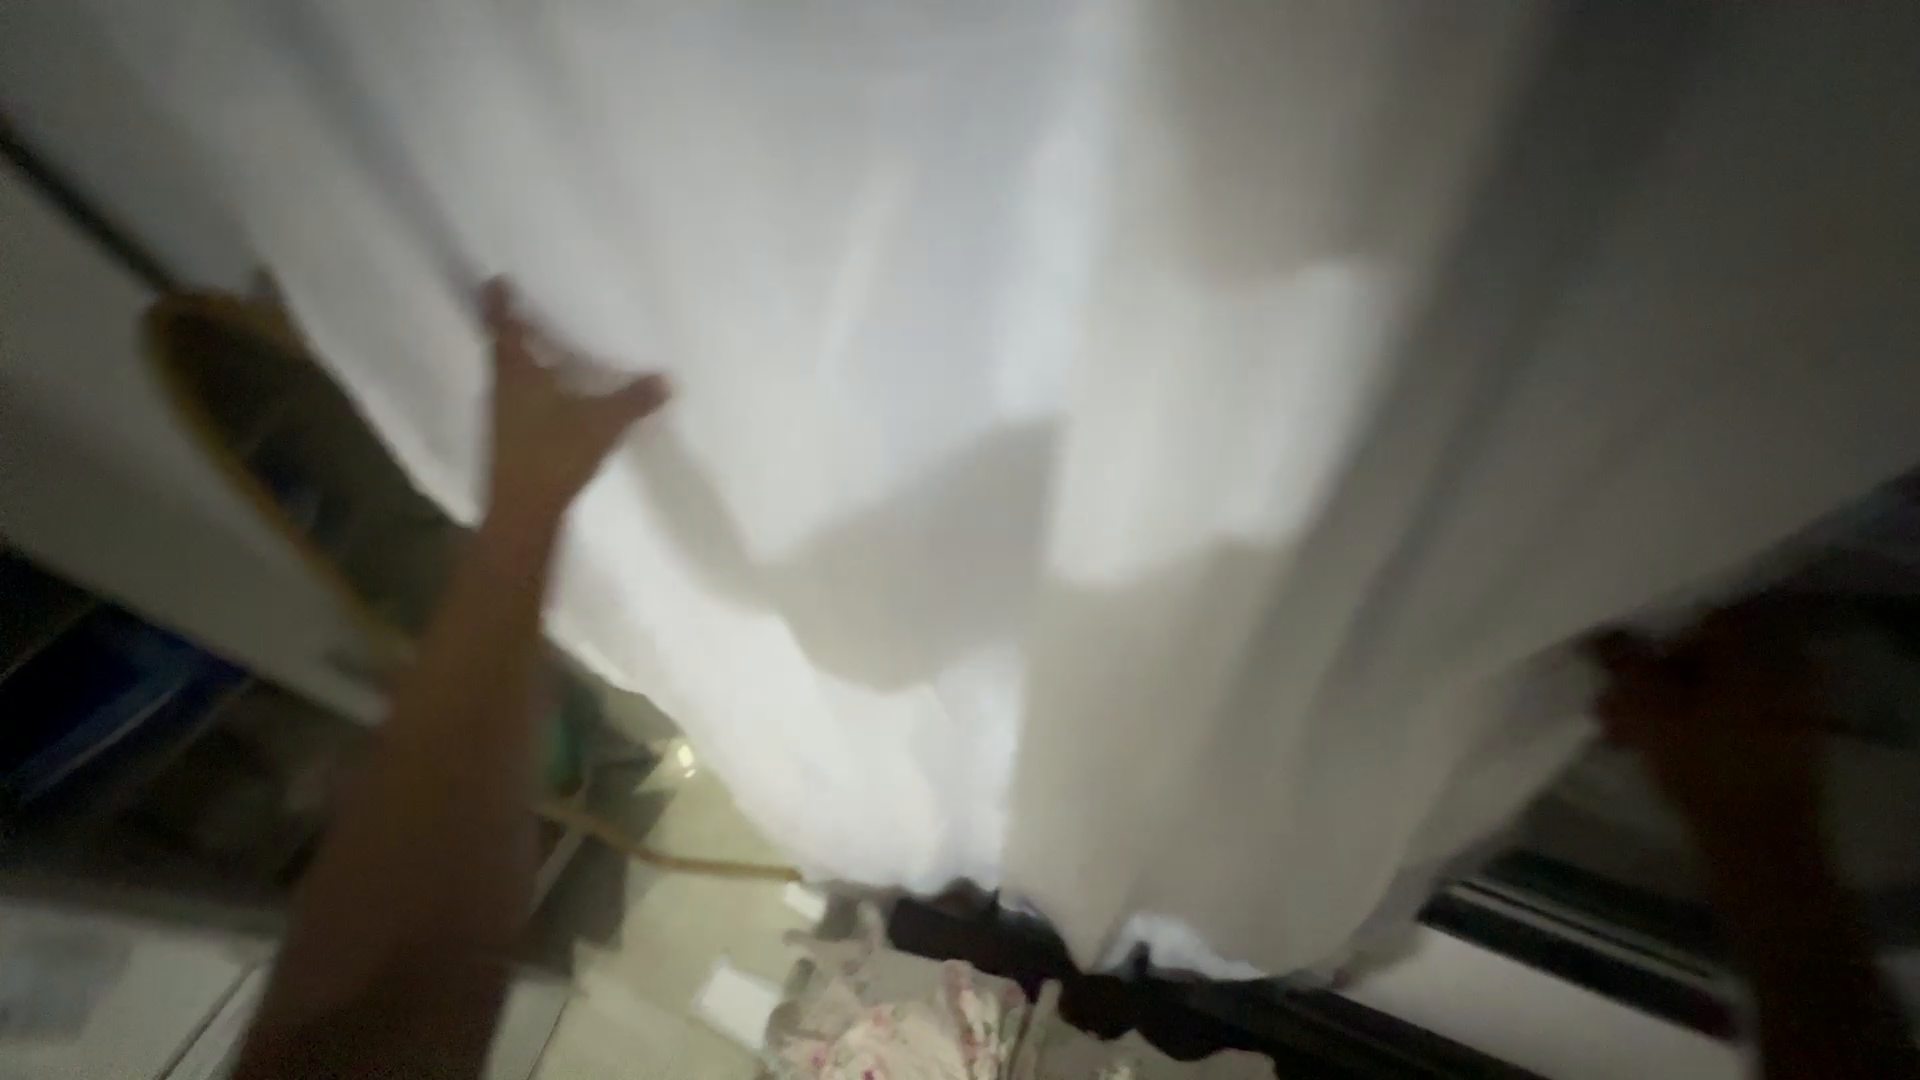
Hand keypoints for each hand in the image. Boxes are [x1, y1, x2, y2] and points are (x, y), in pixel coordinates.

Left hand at [481, 277, 671, 518]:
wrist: (523, 509)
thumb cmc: (555, 454)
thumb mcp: (602, 423)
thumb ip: (633, 400)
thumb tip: (666, 379)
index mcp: (516, 373)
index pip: (503, 327)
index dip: (500, 302)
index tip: (497, 279)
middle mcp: (501, 388)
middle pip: (502, 350)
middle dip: (515, 330)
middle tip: (531, 311)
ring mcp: (500, 416)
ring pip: (509, 377)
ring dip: (524, 362)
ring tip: (547, 351)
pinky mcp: (508, 439)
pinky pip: (518, 401)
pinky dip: (532, 390)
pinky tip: (554, 398)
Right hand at [1588, 604, 1825, 827]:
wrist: (1753, 836)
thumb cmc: (1698, 758)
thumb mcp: (1644, 702)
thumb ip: (1622, 660)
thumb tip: (1604, 631)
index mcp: (1754, 657)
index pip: (1707, 616)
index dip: (1661, 624)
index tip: (1626, 638)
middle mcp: (1779, 674)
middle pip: (1702, 655)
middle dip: (1650, 672)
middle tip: (1612, 690)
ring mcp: (1783, 711)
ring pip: (1705, 688)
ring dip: (1658, 700)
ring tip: (1615, 723)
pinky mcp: (1775, 742)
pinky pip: (1720, 715)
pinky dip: (1682, 720)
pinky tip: (1643, 740)